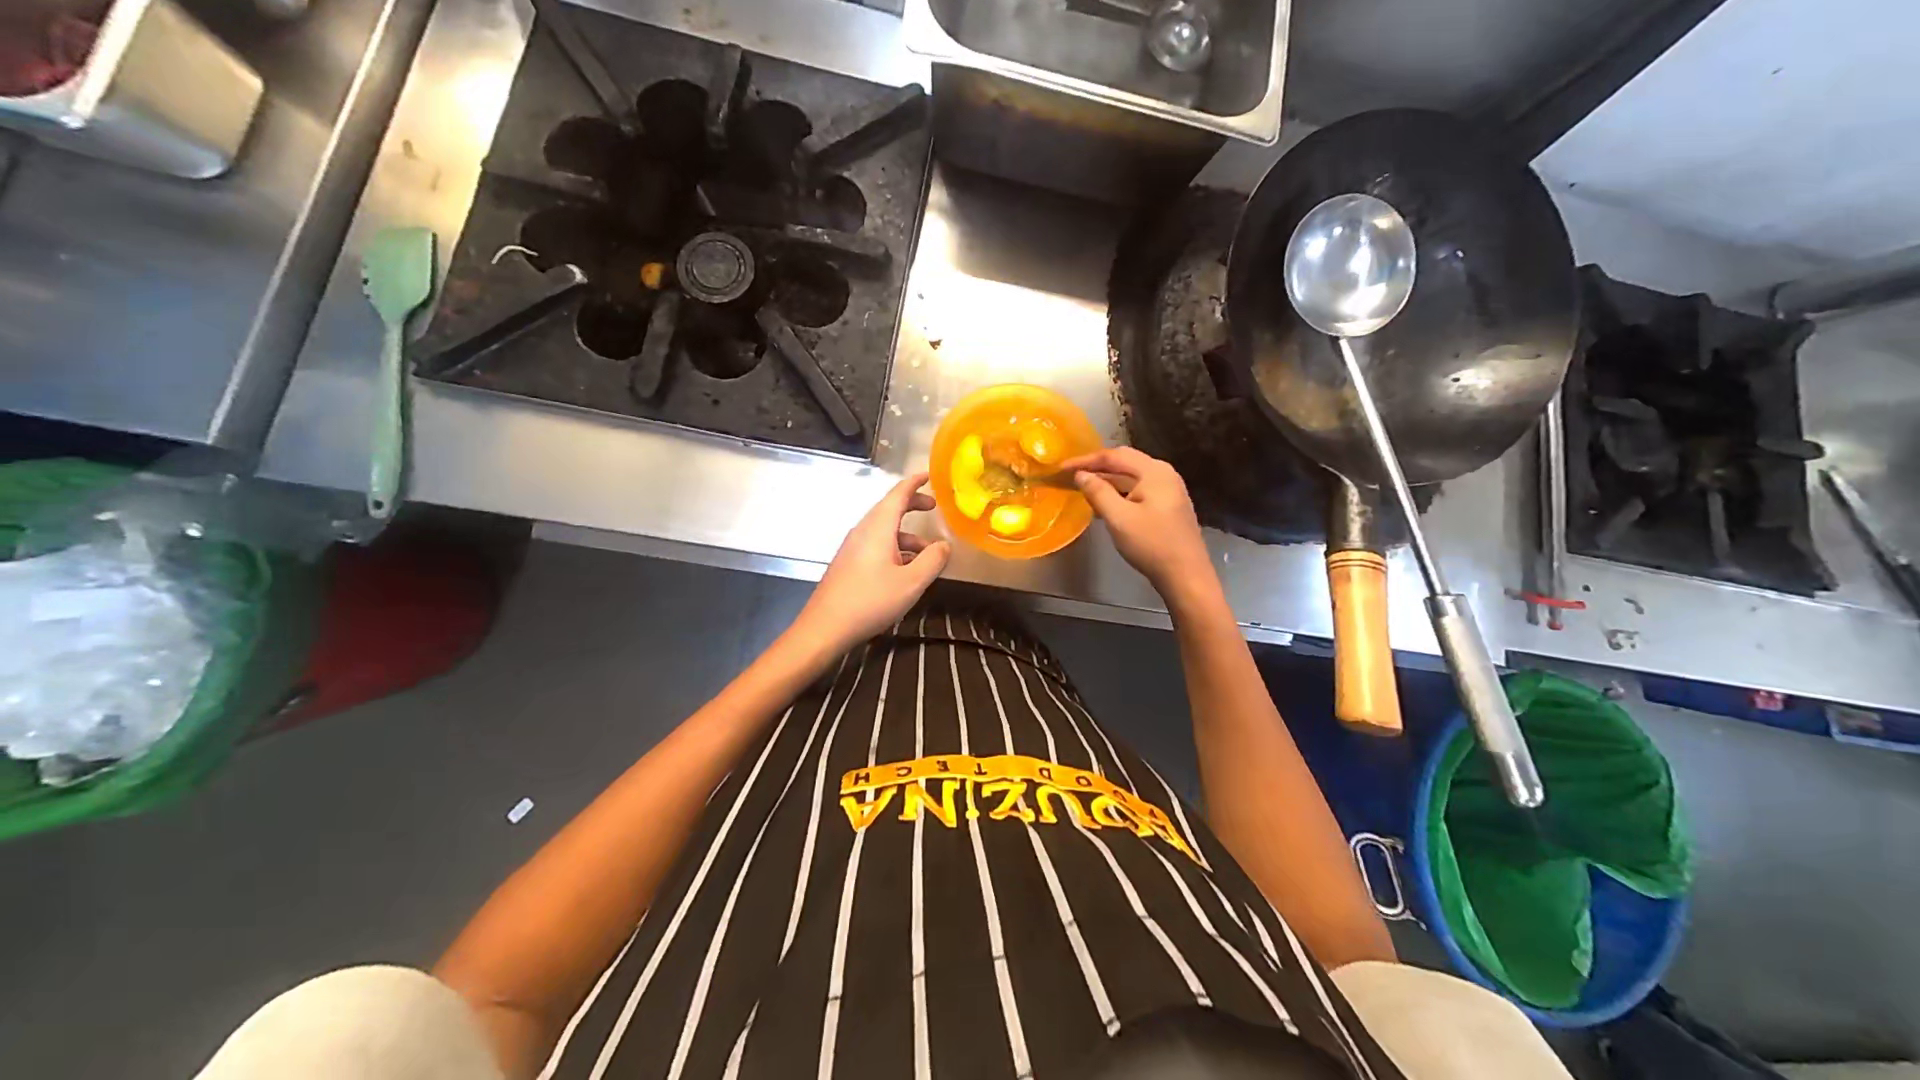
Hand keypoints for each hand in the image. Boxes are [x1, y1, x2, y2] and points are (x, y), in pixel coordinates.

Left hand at [793, 472, 951, 655]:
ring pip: (884, 531)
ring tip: (928, 554)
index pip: (898, 494)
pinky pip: (876, 545)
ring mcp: (853, 548)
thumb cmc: (870, 601)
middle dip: (912, 506)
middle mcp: (863, 531)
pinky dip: (895, 548)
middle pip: (889, 509)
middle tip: (933, 508)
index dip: (915, 483)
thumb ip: (932, 560)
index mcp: (878, 528)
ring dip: (907, 535)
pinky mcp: (848, 564)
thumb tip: (944, 545)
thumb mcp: (911, 583)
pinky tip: (906, 570)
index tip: (929, 474)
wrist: (825, 627)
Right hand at [1063, 447, 1217, 602]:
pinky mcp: (1167, 506)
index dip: (1085, 460)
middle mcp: (1164, 474)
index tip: (1062, 468)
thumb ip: (1098, 492)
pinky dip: (1118, 493)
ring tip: (1082, 488)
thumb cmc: (1151, 544)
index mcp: (1154, 471)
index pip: (1114, 456)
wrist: (1186, 575)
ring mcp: (1168, 490)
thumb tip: (1081, 475)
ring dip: (1106, 481)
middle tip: (1070, 475)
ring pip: (1131, 478)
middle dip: (1096, 468)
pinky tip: (1104, 504)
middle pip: (1124, 463)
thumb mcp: (1119, 518)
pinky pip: (1137, 491)